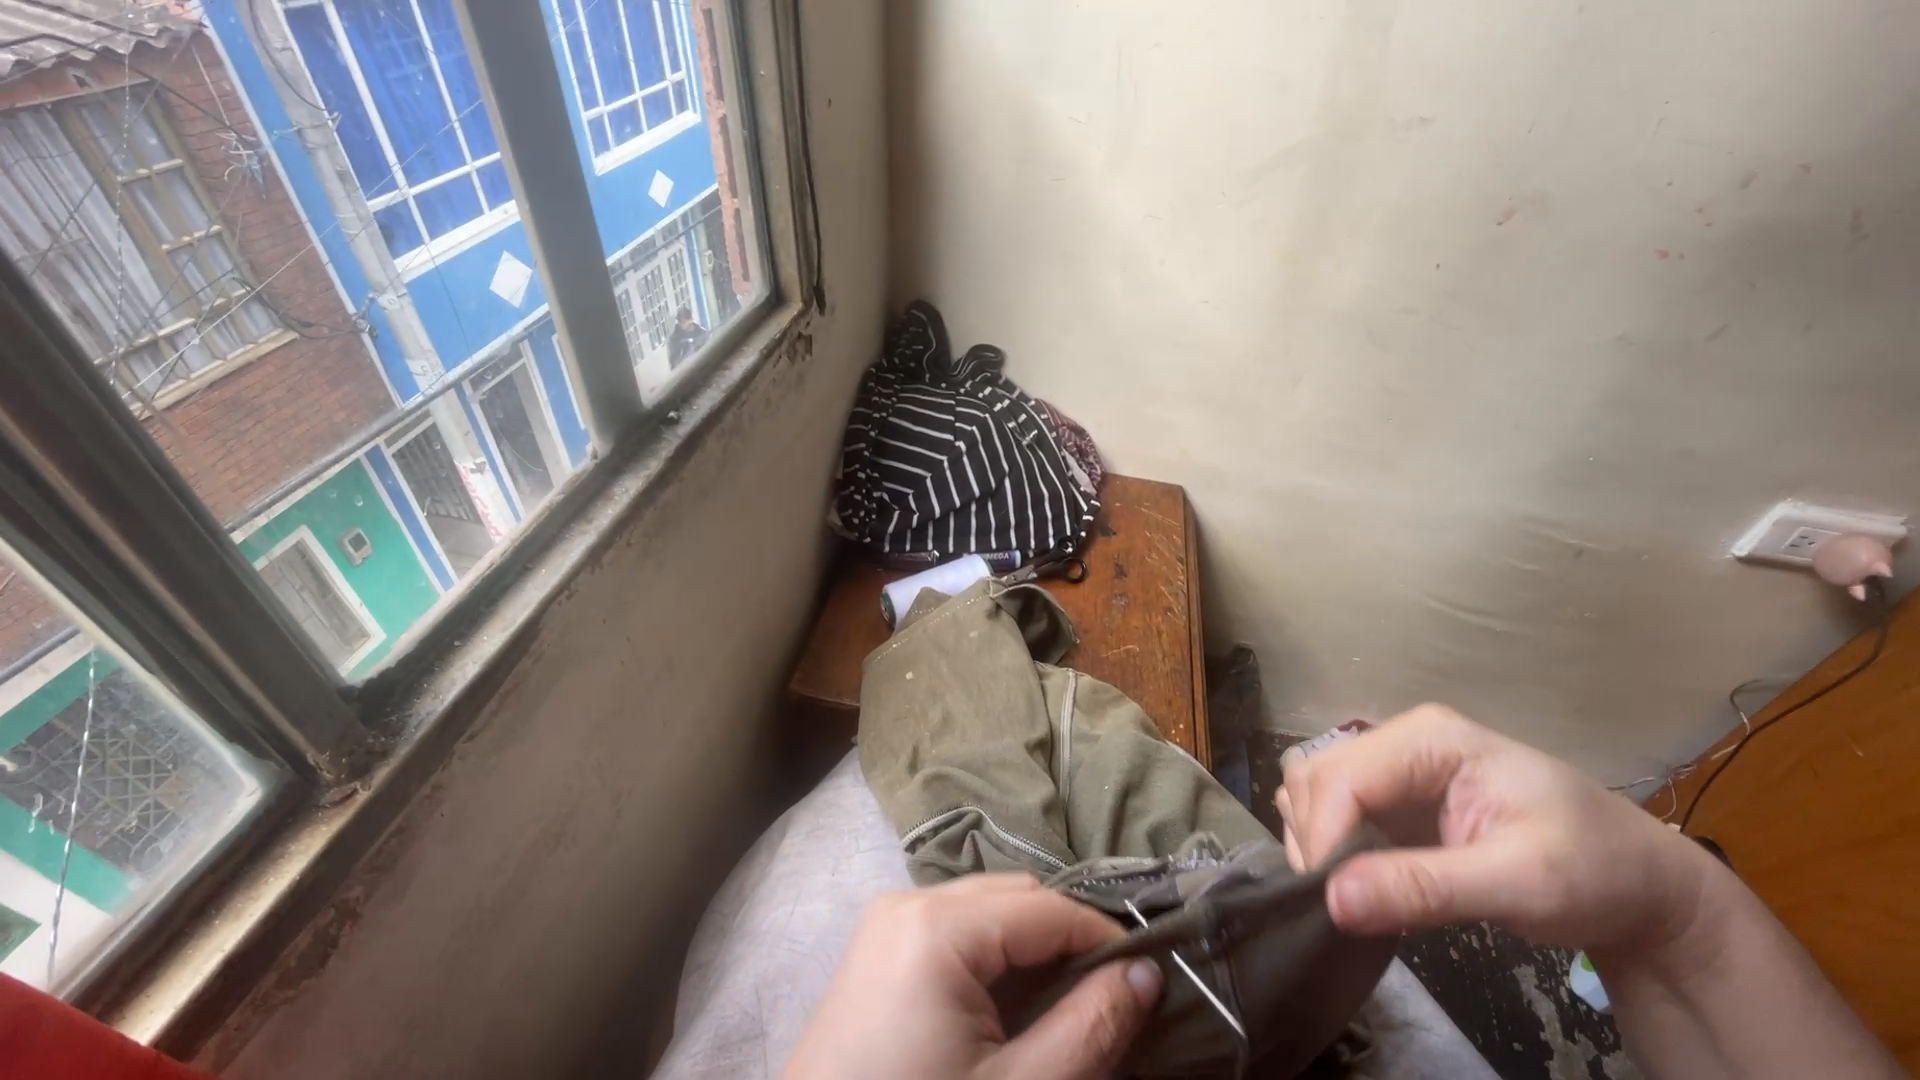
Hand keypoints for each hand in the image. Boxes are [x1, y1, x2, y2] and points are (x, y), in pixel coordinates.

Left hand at [783, 874, 1163, 1079]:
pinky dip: (994, 950)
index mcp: (938, 926)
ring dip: (1032, 942)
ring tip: (1065, 999)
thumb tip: (1144, 973)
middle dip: (1067, 936)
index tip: (1145, 976)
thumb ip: (1089, 1028)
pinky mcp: (879, 944)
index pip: (1047, 908)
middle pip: (1015, 895)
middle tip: (1109, 992)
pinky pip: (954, 924)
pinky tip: (1010, 999)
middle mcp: (909, 900)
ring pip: (987, 905)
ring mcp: (887, 919)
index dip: (1104, 938)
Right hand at [1276, 704, 1715, 957]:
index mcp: (1430, 738)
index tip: (1329, 902)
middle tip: (1340, 903)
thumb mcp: (1522, 882)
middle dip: (1315, 839)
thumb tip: (1332, 901)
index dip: (1324, 836)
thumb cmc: (1595, 870)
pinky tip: (1355, 878)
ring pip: (1312, 790)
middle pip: (1316, 778)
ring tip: (1348, 892)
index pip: (1342, 777)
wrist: (1638, 882)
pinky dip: (1325, 844)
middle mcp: (1399, 740)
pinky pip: (1329, 810)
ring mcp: (1391, 766)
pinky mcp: (1389, 797)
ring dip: (1313, 841)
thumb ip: (1426, 887)